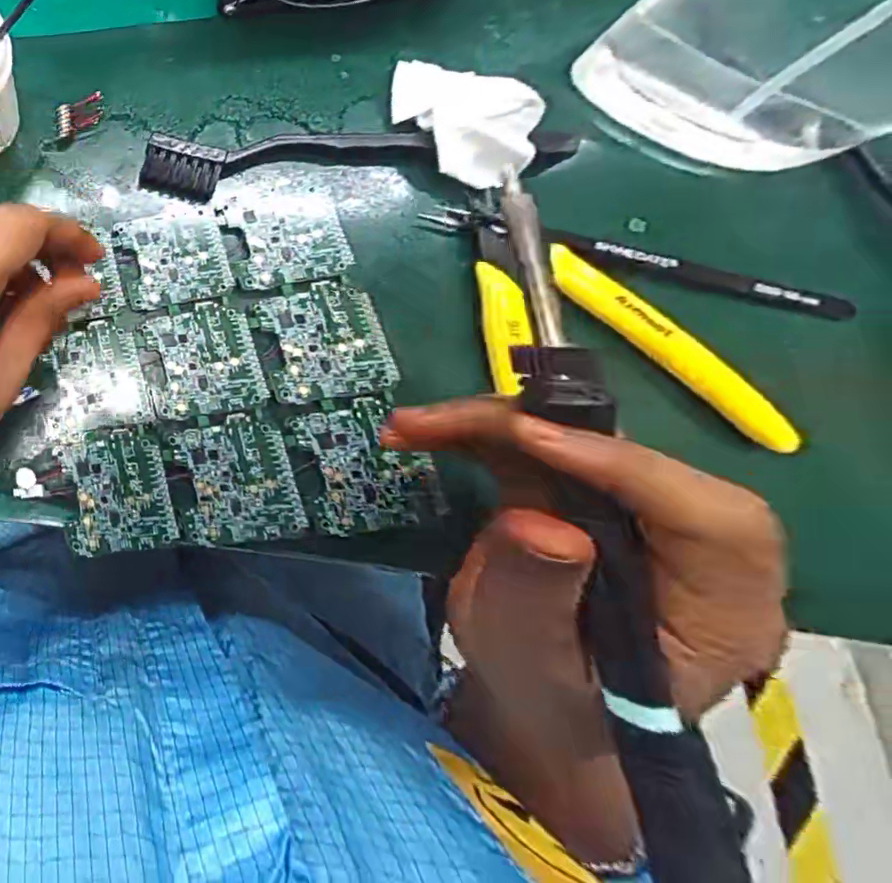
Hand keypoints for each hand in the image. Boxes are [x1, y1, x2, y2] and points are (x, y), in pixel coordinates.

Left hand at [0, 206, 103, 571]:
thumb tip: (86, 283)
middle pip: (0, 222)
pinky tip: (4, 303)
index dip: (67, 235)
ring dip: (16, 254)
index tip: (96, 263)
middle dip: (45, 243)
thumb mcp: (0, 381)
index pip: (22, 226)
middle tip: (74, 285)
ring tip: (43, 303)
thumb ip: (41, 320)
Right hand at [384, 398, 785, 859]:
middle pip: (632, 459)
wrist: (540, 704)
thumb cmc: (546, 695)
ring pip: (576, 441)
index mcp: (721, 608)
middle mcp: (693, 548)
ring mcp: (634, 516)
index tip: (527, 441)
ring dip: (486, 424)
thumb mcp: (531, 658)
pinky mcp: (584, 500)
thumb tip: (537, 521)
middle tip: (430, 424)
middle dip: (526, 428)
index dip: (624, 468)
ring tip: (407, 427)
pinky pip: (537, 452)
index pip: (711, 520)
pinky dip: (476, 436)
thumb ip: (537, 595)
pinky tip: (424, 434)